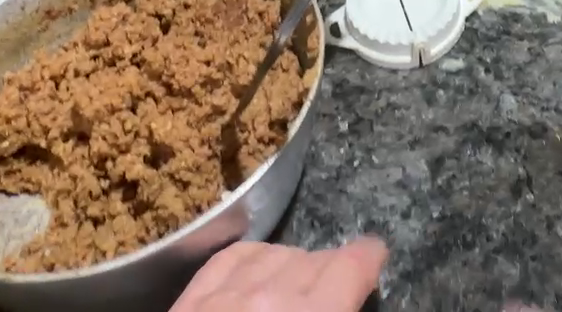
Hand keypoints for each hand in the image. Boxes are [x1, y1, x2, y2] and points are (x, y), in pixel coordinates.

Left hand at [169, 237, 388, 311]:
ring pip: (275, 255)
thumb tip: (343, 307)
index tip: (375, 261)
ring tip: (300, 286)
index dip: (368, 261)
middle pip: (314, 260)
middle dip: (333, 273)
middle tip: (338, 294)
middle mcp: (269, 301)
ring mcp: (223, 300)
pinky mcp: (186, 306)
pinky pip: (229, 260)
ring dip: (295, 267)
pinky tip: (259, 268)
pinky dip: (253, 259)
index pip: (349, 268)